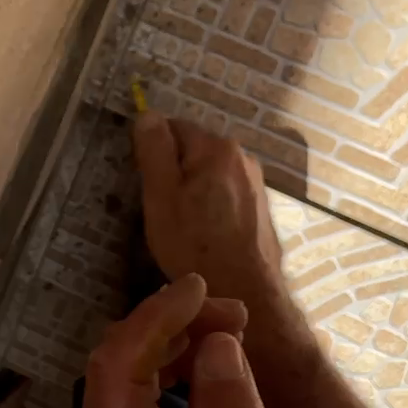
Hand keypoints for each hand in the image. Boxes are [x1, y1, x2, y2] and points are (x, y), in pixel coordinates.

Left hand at [64, 274, 280, 407]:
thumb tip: (221, 344)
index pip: (114, 361)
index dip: (155, 314)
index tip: (201, 287)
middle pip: (118, 363)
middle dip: (174, 324)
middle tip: (235, 315)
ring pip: (125, 380)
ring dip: (175, 346)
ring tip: (228, 333)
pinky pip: (134, 407)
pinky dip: (170, 377)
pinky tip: (204, 371)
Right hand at [133, 114, 282, 306]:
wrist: (246, 294)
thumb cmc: (195, 245)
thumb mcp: (161, 197)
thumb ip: (154, 150)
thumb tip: (147, 114)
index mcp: (216, 147)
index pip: (173, 127)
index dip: (155, 154)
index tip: (150, 187)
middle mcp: (241, 155)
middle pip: (193, 149)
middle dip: (176, 172)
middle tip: (165, 210)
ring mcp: (255, 181)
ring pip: (210, 172)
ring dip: (195, 189)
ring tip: (186, 225)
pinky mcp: (260, 205)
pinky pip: (226, 191)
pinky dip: (212, 204)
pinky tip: (208, 233)